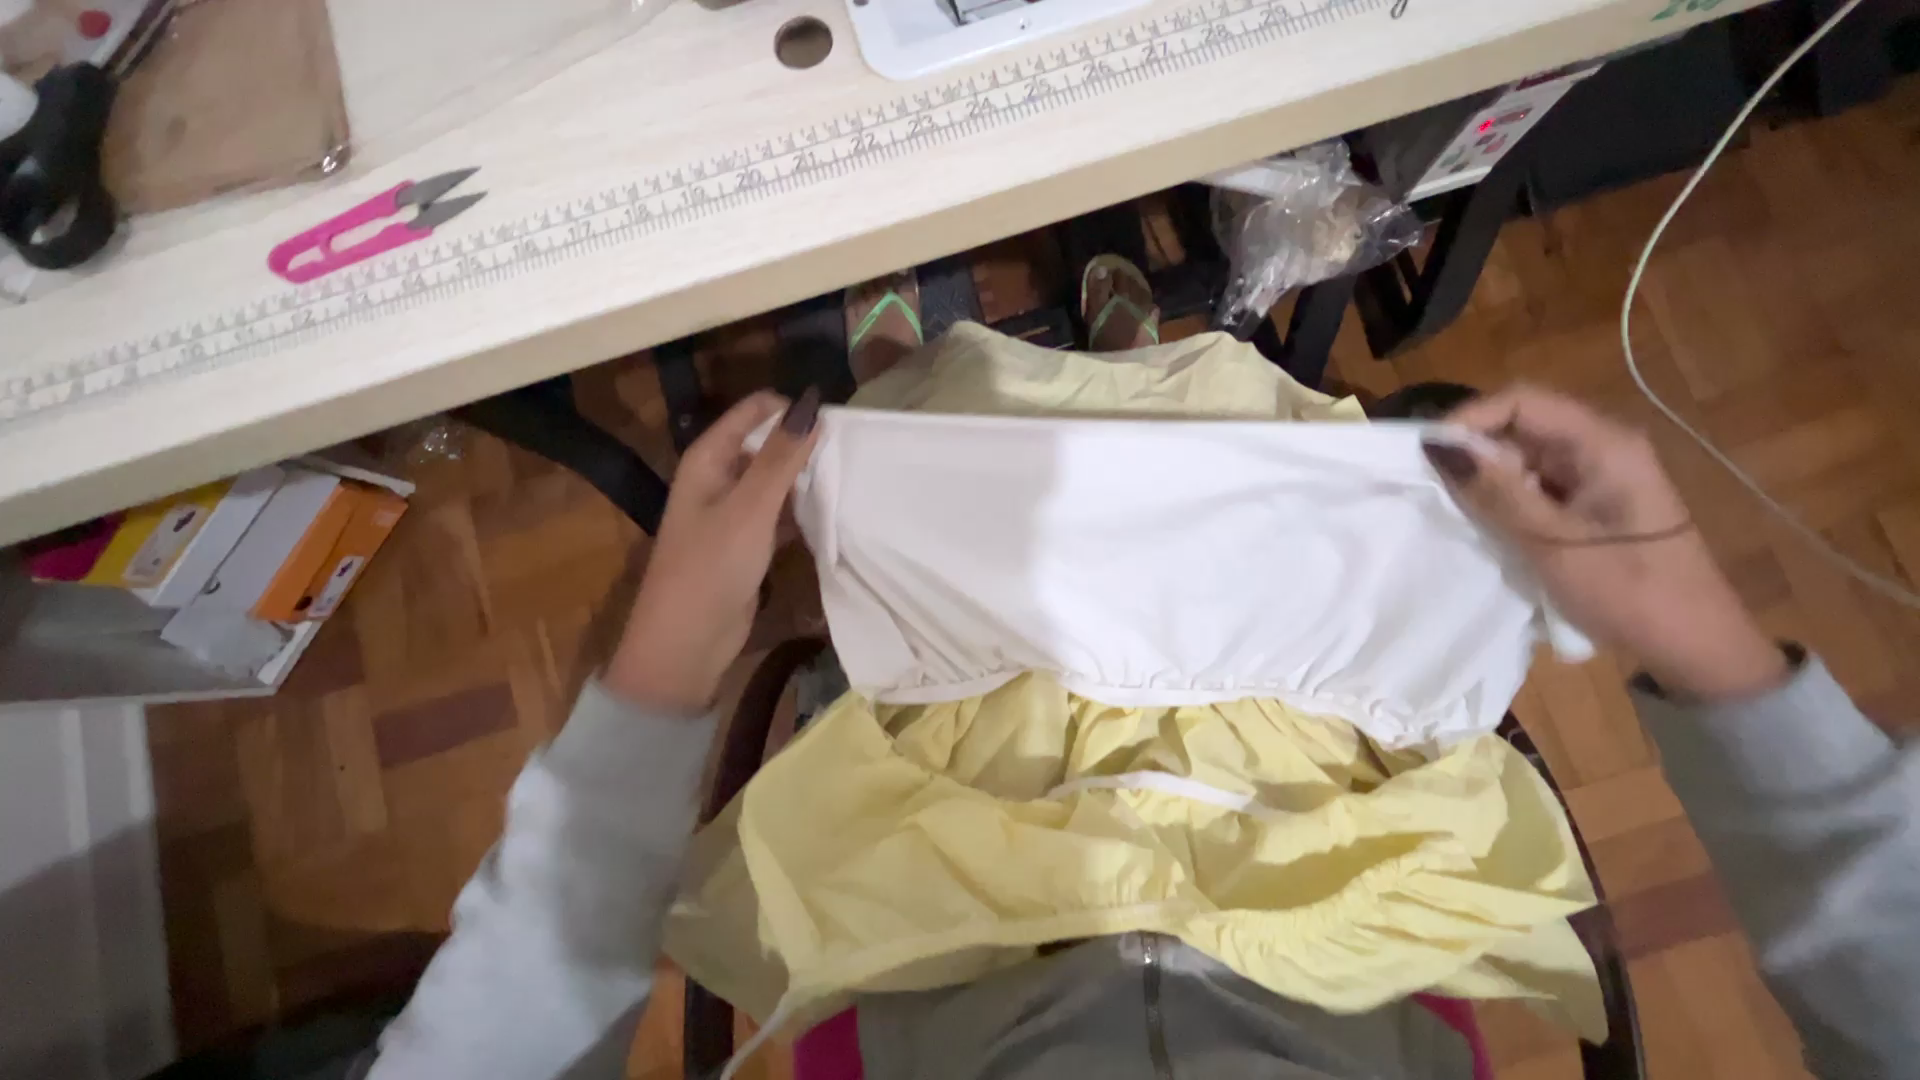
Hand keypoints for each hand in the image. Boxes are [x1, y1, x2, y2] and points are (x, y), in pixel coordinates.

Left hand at [603, 389, 820, 711]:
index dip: (792, 411)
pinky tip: (834, 514)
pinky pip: (781, 514)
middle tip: (851, 455)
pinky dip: (803, 512)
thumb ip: (781, 458)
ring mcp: (734, 512)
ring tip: (851, 480)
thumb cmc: (711, 566)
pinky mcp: (748, 542)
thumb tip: (813, 407)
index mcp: (709, 458)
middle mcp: (719, 478)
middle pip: (767, 444)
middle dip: (805, 446)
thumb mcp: (750, 508)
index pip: (755, 411)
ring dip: (807, 480)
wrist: (687, 641)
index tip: (836, 426)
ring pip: (777, 481)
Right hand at [1423, 384, 1787, 701]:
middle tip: (1438, 488)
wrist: (1694, 645)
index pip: (1522, 402)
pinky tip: (1488, 522)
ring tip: (1457, 508)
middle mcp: (1602, 447)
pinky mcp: (1590, 501)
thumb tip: (1438, 447)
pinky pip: (1534, 481)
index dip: (1469, 418)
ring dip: (1486, 476)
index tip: (1427, 454)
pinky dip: (1504, 495)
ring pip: (1523, 454)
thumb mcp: (1551, 543)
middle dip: (1473, 449)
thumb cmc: (1629, 591)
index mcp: (1604, 445)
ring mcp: (1598, 474)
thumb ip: (1495, 492)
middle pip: (1521, 423)